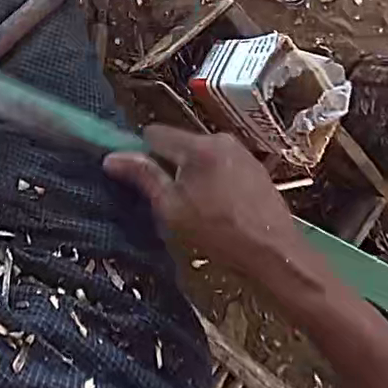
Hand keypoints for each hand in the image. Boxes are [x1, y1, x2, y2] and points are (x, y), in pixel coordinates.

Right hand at [103, 127, 322, 291]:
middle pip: (179, 143)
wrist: (275, 254)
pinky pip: (221, 163)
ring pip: (201, 154)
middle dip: (168, 165)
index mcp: (197, 145)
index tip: (139, 178)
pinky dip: (212, 178)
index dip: (141, 152)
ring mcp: (241, 151)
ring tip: (194, 208)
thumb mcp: (172, 210)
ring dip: (191, 173)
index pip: (154, 132)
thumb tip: (112, 157)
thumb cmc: (219, 234)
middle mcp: (220, 138)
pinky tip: (218, 207)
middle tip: (167, 199)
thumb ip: (144, 177)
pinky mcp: (255, 166)